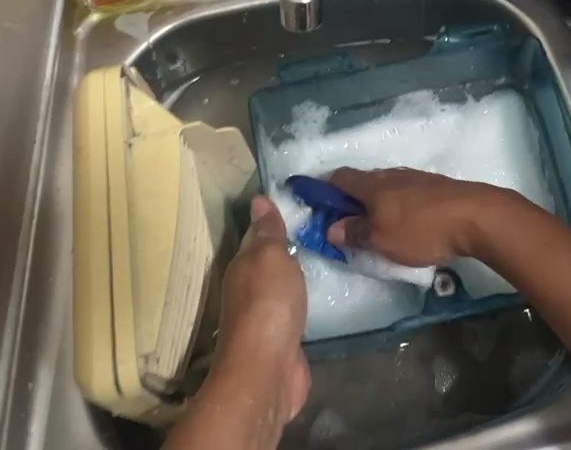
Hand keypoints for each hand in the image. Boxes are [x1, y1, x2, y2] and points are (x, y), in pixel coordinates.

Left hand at [208, 196, 309, 425]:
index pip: (258, 236)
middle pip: (270, 263)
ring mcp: (265, 318)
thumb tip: (257, 199)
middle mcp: (249, 290)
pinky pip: (296, 312)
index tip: (301, 205)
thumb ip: (268, 231)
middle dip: (290, 249)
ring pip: (283, 288)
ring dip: (298, 278)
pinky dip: (307, 303)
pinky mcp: (283, 341)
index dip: (275, 222)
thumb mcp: (270, 256)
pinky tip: (323, 296)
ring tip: (328, 258)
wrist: (268, 370)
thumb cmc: (268, 303)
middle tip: (323, 228)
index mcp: (242, 266)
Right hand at [326, 167, 522, 265]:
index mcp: (372, 184)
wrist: (475, 217)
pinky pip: (404, 195)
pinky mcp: (434, 189)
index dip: (323, 189)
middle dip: (349, 201)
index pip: (339, 177)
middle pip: (362, 182)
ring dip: (374, 205)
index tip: (315, 205)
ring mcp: (414, 179)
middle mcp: (391, 174)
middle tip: (344, 226)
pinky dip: (395, 207)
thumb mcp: (381, 239)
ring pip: (385, 189)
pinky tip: (402, 225)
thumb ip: (355, 232)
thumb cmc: (420, 229)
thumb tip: (331, 226)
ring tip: (373, 229)